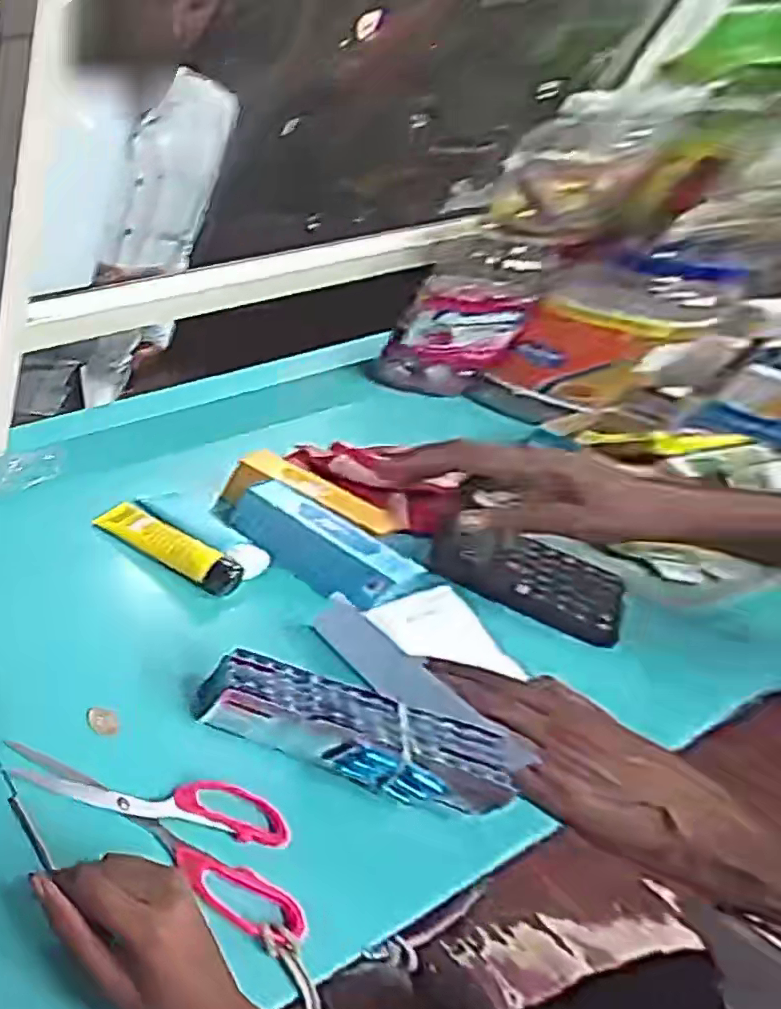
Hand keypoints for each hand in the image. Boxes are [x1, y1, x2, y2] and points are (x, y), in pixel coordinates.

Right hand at [31, 855, 242, 1008]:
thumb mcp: (107, 981)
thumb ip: (69, 928)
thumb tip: (38, 882)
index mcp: (147, 925)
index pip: (86, 880)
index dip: (63, 887)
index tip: (57, 905)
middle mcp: (162, 892)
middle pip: (96, 867)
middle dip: (81, 887)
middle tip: (90, 923)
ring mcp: (173, 880)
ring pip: (109, 861)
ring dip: (99, 882)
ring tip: (111, 918)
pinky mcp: (177, 876)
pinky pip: (127, 861)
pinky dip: (117, 877)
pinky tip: (128, 906)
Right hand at [369, 440, 693, 543]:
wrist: (675, 507)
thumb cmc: (626, 513)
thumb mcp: (571, 522)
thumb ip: (513, 519)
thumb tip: (460, 519)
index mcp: (530, 464)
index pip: (461, 456)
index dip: (418, 462)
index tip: (381, 470)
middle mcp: (524, 456)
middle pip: (456, 450)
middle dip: (410, 457)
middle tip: (369, 465)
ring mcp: (527, 462)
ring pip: (464, 456)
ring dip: (425, 462)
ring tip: (390, 471)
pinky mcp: (530, 471)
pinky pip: (476, 466)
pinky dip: (445, 470)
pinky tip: (434, 482)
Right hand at [431, 661, 780, 917]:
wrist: (731, 842)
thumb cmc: (651, 832)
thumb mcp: (575, 809)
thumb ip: (520, 770)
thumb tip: (470, 744)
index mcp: (555, 736)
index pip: (483, 700)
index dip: (442, 686)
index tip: (407, 673)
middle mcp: (570, 720)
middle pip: (500, 686)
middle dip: (455, 672)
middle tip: (417, 662)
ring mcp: (592, 721)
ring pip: (523, 686)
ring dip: (482, 675)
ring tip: (452, 670)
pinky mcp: (609, 728)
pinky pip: (552, 694)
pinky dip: (521, 685)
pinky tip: (520, 687)